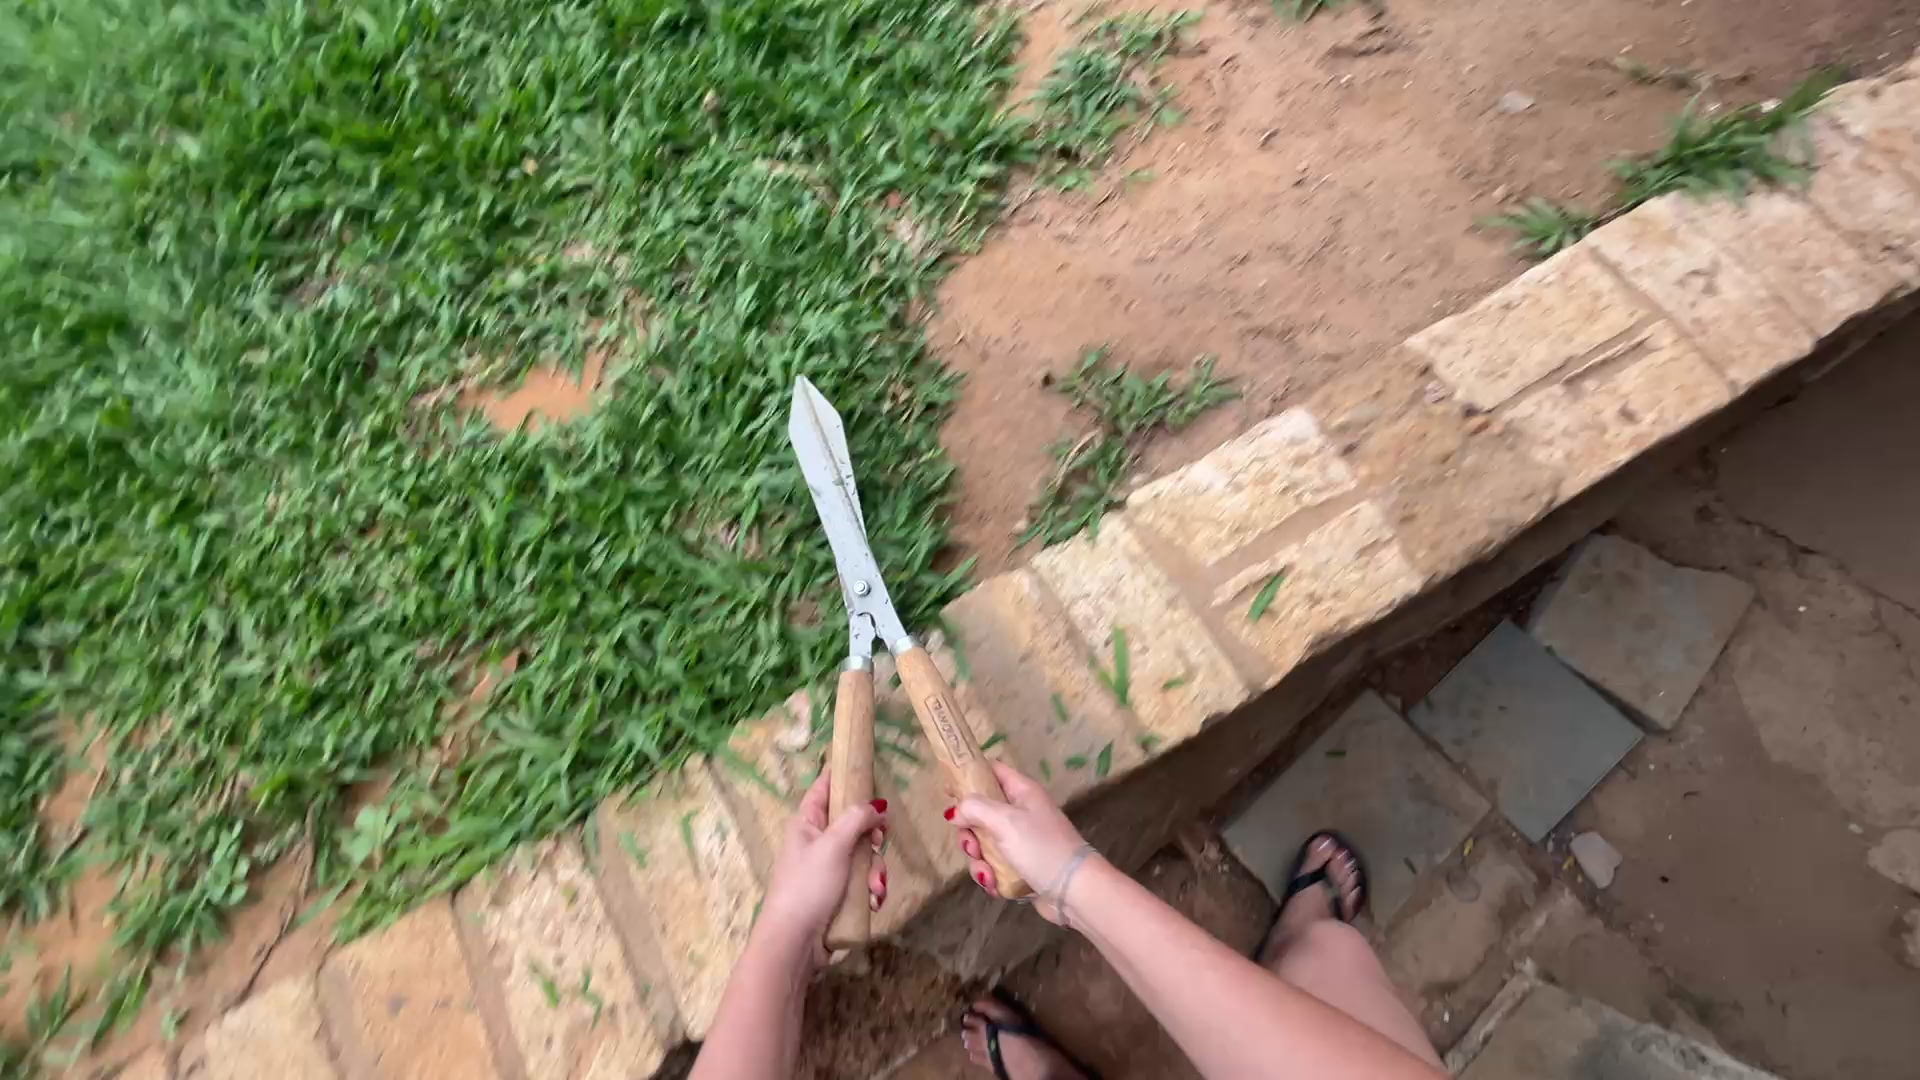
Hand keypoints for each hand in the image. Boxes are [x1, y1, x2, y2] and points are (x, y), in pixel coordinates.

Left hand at [756, 769, 888, 966]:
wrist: (794, 944)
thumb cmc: (808, 886)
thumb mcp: (833, 845)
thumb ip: (856, 819)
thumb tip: (876, 806)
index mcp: (808, 822)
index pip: (825, 787)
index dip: (844, 774)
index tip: (867, 768)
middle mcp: (818, 840)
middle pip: (853, 821)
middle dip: (871, 834)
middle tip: (879, 840)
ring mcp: (828, 867)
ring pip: (863, 853)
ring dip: (874, 869)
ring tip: (875, 886)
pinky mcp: (838, 892)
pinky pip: (863, 879)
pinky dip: (871, 888)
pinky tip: (873, 901)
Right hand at [947, 761, 1095, 924]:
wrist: (1074, 891)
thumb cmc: (1040, 847)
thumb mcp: (1005, 820)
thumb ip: (975, 808)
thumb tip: (955, 810)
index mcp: (1021, 791)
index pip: (991, 771)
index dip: (968, 776)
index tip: (948, 792)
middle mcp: (1020, 811)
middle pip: (980, 811)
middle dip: (969, 831)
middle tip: (971, 845)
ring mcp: (1021, 839)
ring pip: (984, 841)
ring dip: (978, 858)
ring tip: (986, 873)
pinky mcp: (1020, 865)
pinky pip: (994, 863)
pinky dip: (990, 874)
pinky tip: (994, 884)